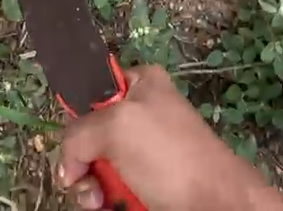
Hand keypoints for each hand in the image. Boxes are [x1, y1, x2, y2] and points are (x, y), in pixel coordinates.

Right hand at [57, 67, 282, 210]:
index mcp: (141, 84)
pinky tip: (112, 209)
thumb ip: (80, 132)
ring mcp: (144, 152)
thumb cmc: (169, 153)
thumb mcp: (118, 125)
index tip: (76, 148)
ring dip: (92, 190)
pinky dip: (106, 204)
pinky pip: (112, 193)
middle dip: (83, 164)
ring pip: (98, 170)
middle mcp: (141, 114)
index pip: (93, 92)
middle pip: (91, 137)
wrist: (213, 202)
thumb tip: (70, 164)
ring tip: (102, 203)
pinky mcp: (146, 185)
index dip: (78, 120)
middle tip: (88, 180)